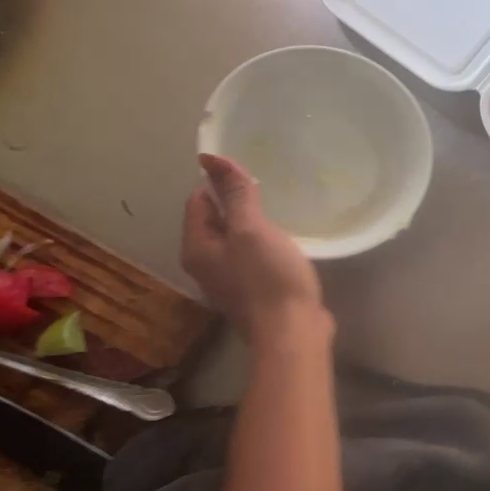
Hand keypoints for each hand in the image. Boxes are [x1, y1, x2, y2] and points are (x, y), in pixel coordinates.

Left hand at [182, 154, 326, 339]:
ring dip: (253, 226)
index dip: (220, 184)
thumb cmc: (269, 278)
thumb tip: (209, 157)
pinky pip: (253, 258)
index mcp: (197, 248)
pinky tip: (287, 245)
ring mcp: (229, 281)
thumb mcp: (252, 229)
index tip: (252, 178)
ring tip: (281, 214)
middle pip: (215, 221)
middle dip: (237, 204)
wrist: (292, 333)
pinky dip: (265, 246)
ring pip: (235, 241)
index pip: (198, 201)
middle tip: (269, 191)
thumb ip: (235, 194)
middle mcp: (206, 265)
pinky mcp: (254, 292)